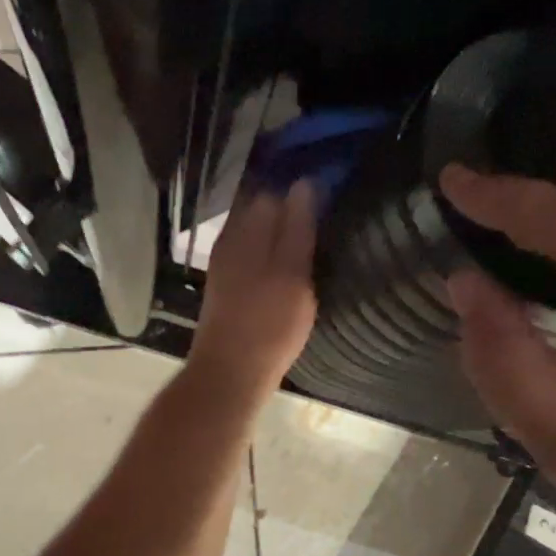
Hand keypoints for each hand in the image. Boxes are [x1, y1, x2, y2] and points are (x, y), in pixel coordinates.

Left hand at [187, 182, 319, 403]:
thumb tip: (304, 182)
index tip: (328, 189)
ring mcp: (226, 262)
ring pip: (256, 230)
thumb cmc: (268, 322)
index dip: (299, 187)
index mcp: (245, 229)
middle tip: (324, 212)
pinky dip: (272, 249)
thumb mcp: (292, 272)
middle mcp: (231, 238)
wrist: (229, 373)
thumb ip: (297, 226)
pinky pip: (252, 251)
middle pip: (261, 207)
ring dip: (280, 227)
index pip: (272, 188)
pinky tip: (290, 262)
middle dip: (288, 205)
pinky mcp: (228, 285)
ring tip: (313, 235)